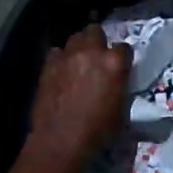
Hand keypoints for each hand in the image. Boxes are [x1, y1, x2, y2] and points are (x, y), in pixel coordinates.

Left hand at [29, 26, 130, 164]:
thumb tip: (116, 83)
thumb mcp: (121, 110)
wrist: (61, 140)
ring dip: (79, 48)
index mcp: (114, 63)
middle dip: (97, 43)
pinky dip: (60, 59)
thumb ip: (119, 87)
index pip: (124, 48)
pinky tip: (61, 72)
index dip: (122, 58)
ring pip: (75, 38)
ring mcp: (67, 56)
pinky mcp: (49, 64)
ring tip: (78, 63)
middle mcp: (91, 52)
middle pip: (96, 32)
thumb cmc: (97, 131)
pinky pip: (57, 52)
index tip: (119, 67)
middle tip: (96, 59)